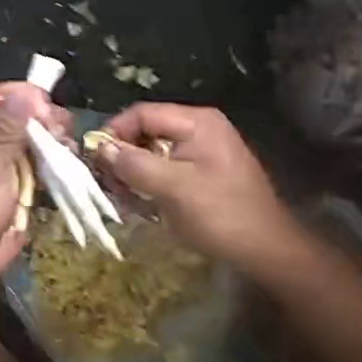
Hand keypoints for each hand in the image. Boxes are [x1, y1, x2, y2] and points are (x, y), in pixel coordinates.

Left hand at [0, 81, 67, 295]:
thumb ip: (6, 131)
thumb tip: (27, 92)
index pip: (2, 96)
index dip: (28, 98)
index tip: (49, 114)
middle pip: (24, 113)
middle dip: (47, 119)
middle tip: (61, 135)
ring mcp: (6, 162)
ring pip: (38, 137)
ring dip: (56, 140)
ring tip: (67, 151)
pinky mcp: (21, 182)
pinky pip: (43, 161)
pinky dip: (57, 160)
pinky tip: (68, 164)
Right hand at [94, 102, 299, 270]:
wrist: (266, 247)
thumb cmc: (221, 215)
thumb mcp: (173, 188)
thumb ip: (135, 164)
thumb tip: (101, 148)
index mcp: (197, 122)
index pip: (143, 113)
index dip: (115, 132)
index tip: (95, 160)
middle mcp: (201, 128)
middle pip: (148, 131)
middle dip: (124, 156)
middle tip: (108, 185)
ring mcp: (205, 151)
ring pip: (156, 152)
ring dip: (136, 174)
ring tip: (124, 200)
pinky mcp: (206, 173)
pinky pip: (170, 169)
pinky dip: (153, 183)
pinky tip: (144, 205)